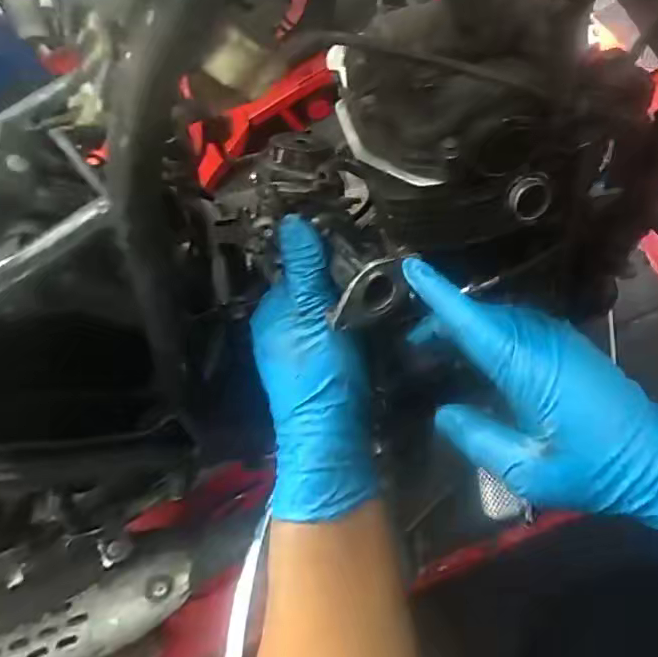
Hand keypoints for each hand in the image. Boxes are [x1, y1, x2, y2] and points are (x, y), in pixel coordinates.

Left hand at [251, 216, 376, 521]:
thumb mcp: (313, 314)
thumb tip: (293, 220)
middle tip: (377, 251)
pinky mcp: (328, 360)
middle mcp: (283, 324)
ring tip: (385, 273)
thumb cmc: (319, 373)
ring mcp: (305, 344)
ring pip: (330, 302)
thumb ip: (306, 270)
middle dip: (340, 268)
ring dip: (352, 289)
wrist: (332, 436)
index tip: (354, 229)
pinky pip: (343, 322)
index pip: (296, 264)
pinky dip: (358, 312)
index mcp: (272, 310)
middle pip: (314, 283)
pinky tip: (381, 306)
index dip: (321, 246)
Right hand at [402, 258, 657, 578]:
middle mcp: (544, 342)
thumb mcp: (528, 472)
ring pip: (503, 319)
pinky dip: (491, 333)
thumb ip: (480, 439)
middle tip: (408, 341)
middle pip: (485, 317)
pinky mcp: (569, 346)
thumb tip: (443, 412)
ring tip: (431, 347)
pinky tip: (475, 353)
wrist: (655, 458)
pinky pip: (521, 328)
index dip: (440, 294)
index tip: (411, 266)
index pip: (476, 322)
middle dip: (444, 318)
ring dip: (467, 326)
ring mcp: (560, 339)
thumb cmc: (595, 469)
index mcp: (531, 367)